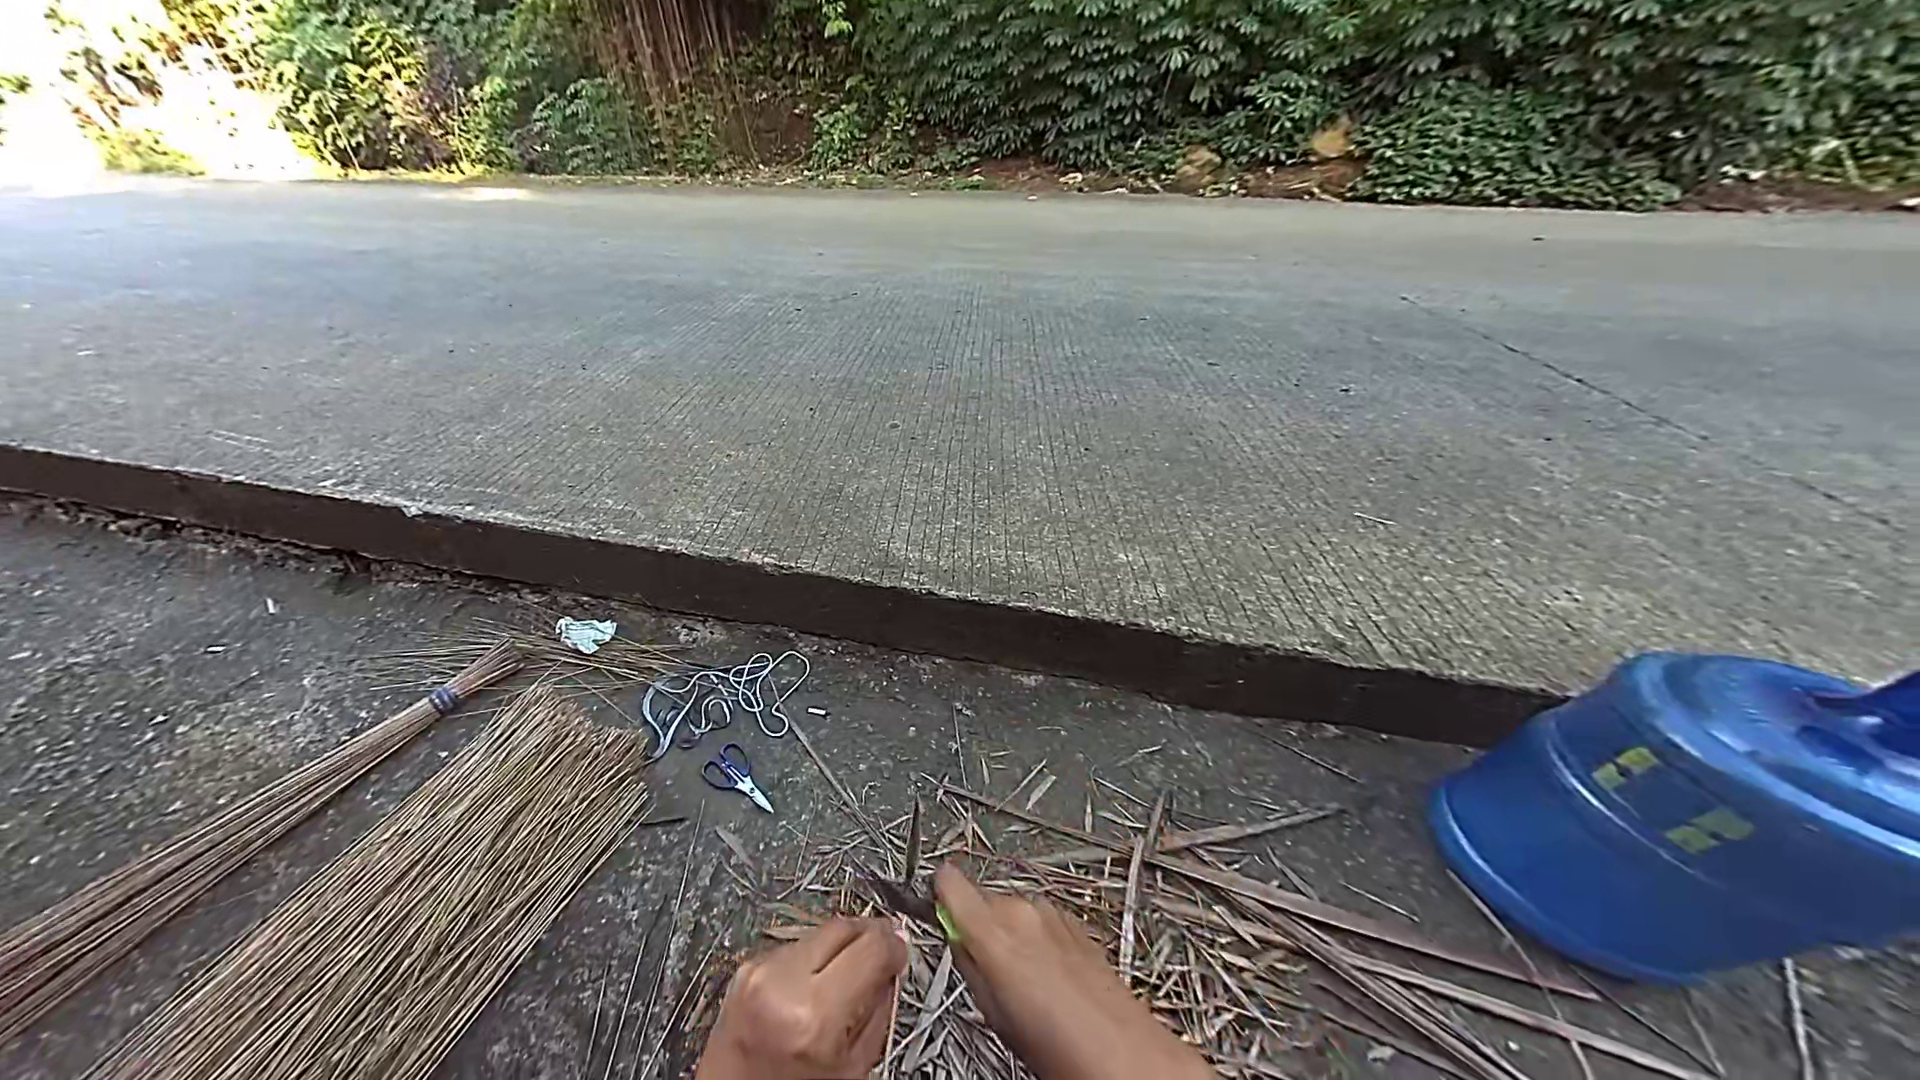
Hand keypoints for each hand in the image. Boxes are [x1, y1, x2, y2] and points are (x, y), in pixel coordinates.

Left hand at [694, 917, 907, 1079]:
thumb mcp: (853, 1070)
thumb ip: (879, 1008)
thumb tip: (892, 961)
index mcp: (814, 1017)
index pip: (872, 945)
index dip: (894, 945)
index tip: (900, 952)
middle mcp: (782, 984)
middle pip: (844, 926)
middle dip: (868, 937)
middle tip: (881, 954)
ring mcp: (759, 972)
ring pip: (820, 932)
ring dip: (839, 948)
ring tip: (843, 980)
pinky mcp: (746, 969)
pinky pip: (796, 946)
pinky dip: (812, 959)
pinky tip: (813, 986)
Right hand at [935, 864, 1214, 1079]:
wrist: (1123, 1053)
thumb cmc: (1059, 1046)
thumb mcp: (992, 1009)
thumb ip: (967, 962)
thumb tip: (955, 939)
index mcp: (995, 927)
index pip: (950, 882)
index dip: (939, 893)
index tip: (936, 906)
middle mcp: (1023, 908)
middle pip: (980, 898)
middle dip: (974, 923)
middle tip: (981, 967)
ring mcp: (1051, 912)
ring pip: (1009, 907)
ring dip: (1005, 930)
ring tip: (1017, 979)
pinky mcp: (1072, 921)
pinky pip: (1036, 918)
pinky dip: (1032, 935)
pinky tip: (1042, 974)